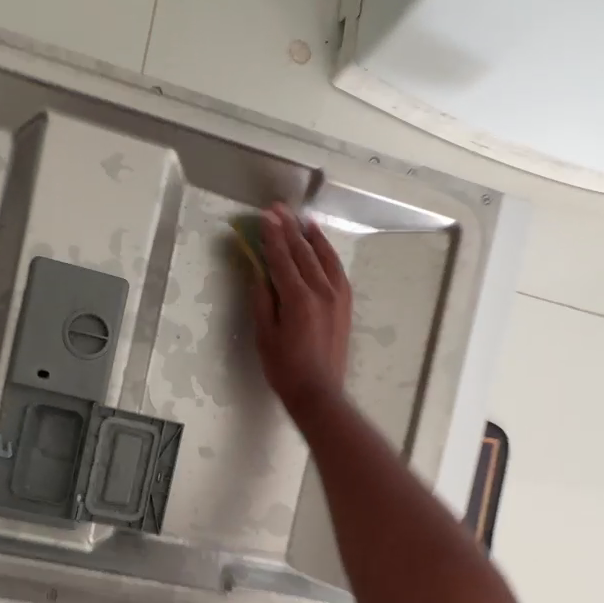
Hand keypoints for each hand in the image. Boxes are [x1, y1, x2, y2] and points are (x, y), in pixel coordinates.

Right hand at [247, 202, 351, 414]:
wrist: (319, 392)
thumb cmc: (284, 369)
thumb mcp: (264, 335)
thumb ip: (262, 299)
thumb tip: (258, 270)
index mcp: (297, 299)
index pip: (281, 259)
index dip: (271, 236)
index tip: (265, 217)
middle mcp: (321, 291)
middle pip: (303, 253)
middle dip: (289, 230)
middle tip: (278, 210)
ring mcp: (337, 296)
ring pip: (323, 257)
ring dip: (311, 237)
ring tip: (301, 219)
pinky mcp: (345, 304)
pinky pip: (336, 270)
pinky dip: (327, 254)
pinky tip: (320, 246)